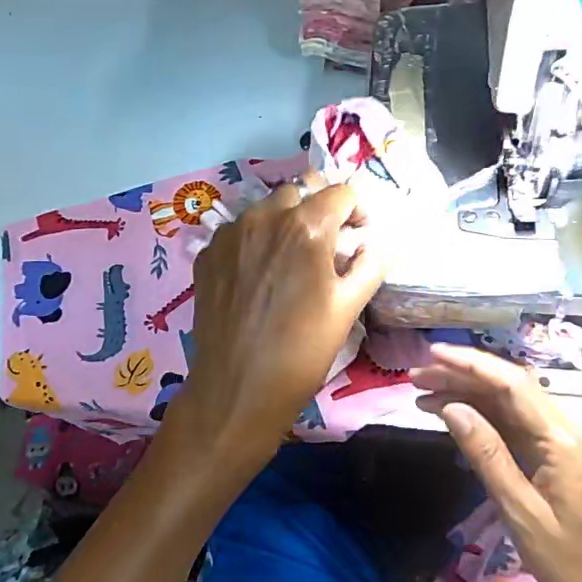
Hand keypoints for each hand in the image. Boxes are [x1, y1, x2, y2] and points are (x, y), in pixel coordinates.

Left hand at [165, 172, 384, 464]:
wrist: (237, 388)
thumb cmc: (302, 351)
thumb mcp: (348, 308)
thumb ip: (369, 265)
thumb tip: (374, 243)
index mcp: (306, 227)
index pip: (340, 192)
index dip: (356, 210)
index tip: (357, 234)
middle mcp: (264, 218)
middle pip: (299, 193)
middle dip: (317, 212)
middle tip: (324, 247)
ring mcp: (230, 235)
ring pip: (264, 210)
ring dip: (283, 223)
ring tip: (288, 261)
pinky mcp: (207, 255)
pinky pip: (237, 232)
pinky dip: (253, 242)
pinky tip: (256, 275)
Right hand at [410, 344, 581, 581]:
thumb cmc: (570, 566)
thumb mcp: (521, 512)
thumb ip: (486, 455)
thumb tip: (451, 408)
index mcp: (565, 442)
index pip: (513, 386)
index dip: (471, 364)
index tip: (433, 354)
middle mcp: (569, 434)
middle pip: (511, 391)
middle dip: (462, 378)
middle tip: (416, 378)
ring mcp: (566, 447)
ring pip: (512, 408)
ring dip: (469, 397)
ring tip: (424, 395)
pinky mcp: (559, 462)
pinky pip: (518, 429)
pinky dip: (485, 421)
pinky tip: (455, 420)